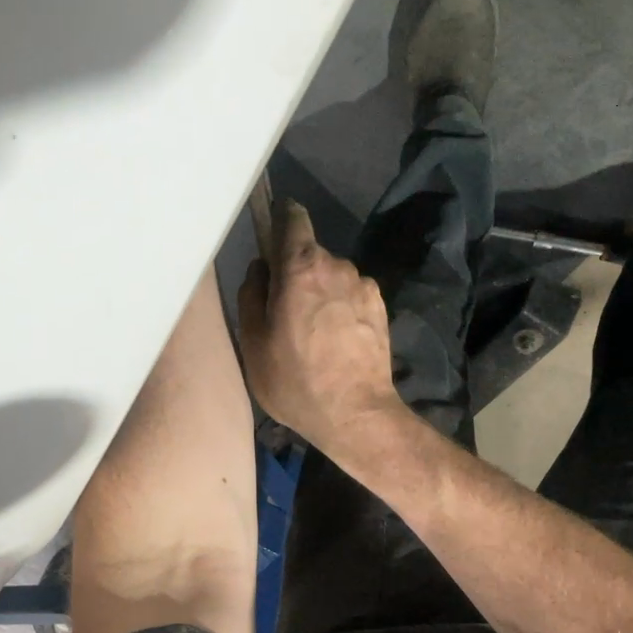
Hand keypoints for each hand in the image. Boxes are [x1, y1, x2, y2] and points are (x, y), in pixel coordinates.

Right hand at [237, 201, 402, 452]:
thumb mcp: (253, 344)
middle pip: (311, 255)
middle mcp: (337, 266)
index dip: (280, 219)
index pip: (292, 218)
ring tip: (313, 336)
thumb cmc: (296, 381)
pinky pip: (352, 298)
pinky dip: (341, 311)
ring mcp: (364, 287)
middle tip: (285, 314)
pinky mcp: (381, 309)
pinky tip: (336, 344)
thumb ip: (251, 295)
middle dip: (297, 275)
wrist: (355, 414)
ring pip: (333, 279)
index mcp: (300, 267)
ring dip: (321, 295)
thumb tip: (261, 269)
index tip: (272, 232)